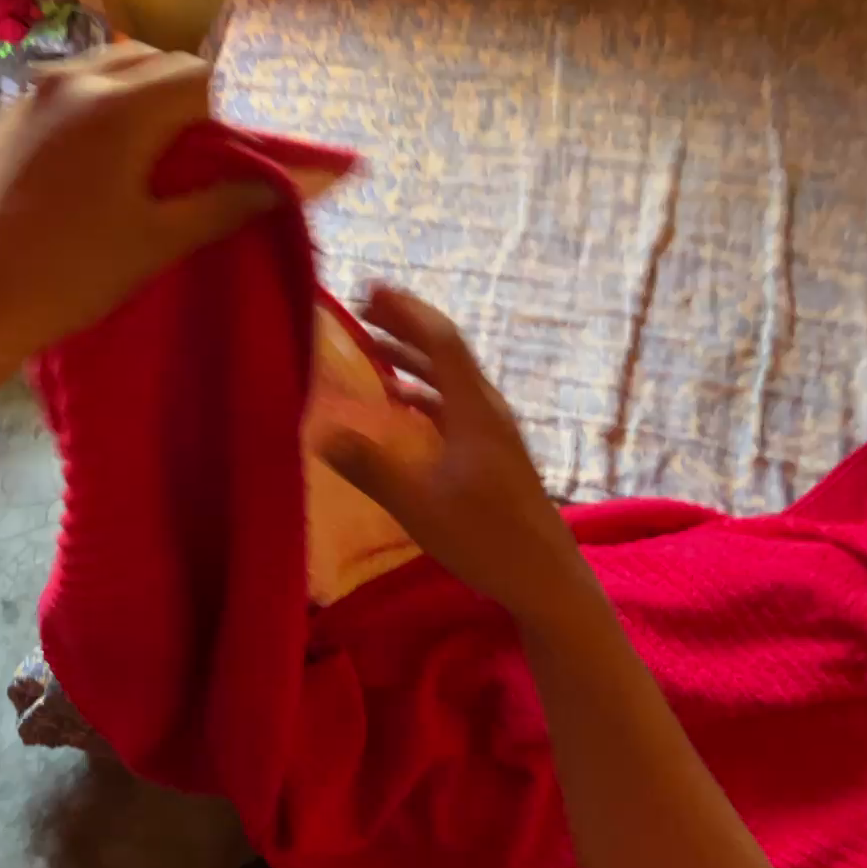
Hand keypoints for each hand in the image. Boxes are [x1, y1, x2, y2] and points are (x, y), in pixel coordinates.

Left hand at [0, 43, 273, 374]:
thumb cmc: (72, 276)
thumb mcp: (155, 243)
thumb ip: (220, 206)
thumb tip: (276, 188)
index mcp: (120, 104)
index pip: (202, 78)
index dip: (237, 107)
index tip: (251, 145)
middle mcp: (76, 77)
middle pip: (157, 62)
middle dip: (194, 96)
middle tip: (211, 148)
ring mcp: (35, 92)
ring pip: (112, 68)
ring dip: (148, 94)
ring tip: (161, 147)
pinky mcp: (10, 114)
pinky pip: (73, 87)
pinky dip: (105, 103)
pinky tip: (107, 150)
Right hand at [314, 286, 592, 620]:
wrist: (544, 577)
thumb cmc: (484, 537)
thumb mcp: (418, 504)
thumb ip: (370, 466)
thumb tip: (322, 433)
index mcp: (474, 411)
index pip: (440, 342)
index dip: (405, 312)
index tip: (371, 290)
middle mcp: (486, 410)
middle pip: (445, 353)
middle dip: (403, 327)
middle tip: (363, 311)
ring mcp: (492, 431)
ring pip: (449, 379)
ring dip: (412, 359)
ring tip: (374, 348)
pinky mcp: (491, 452)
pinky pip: (452, 405)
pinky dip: (422, 393)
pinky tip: (401, 405)